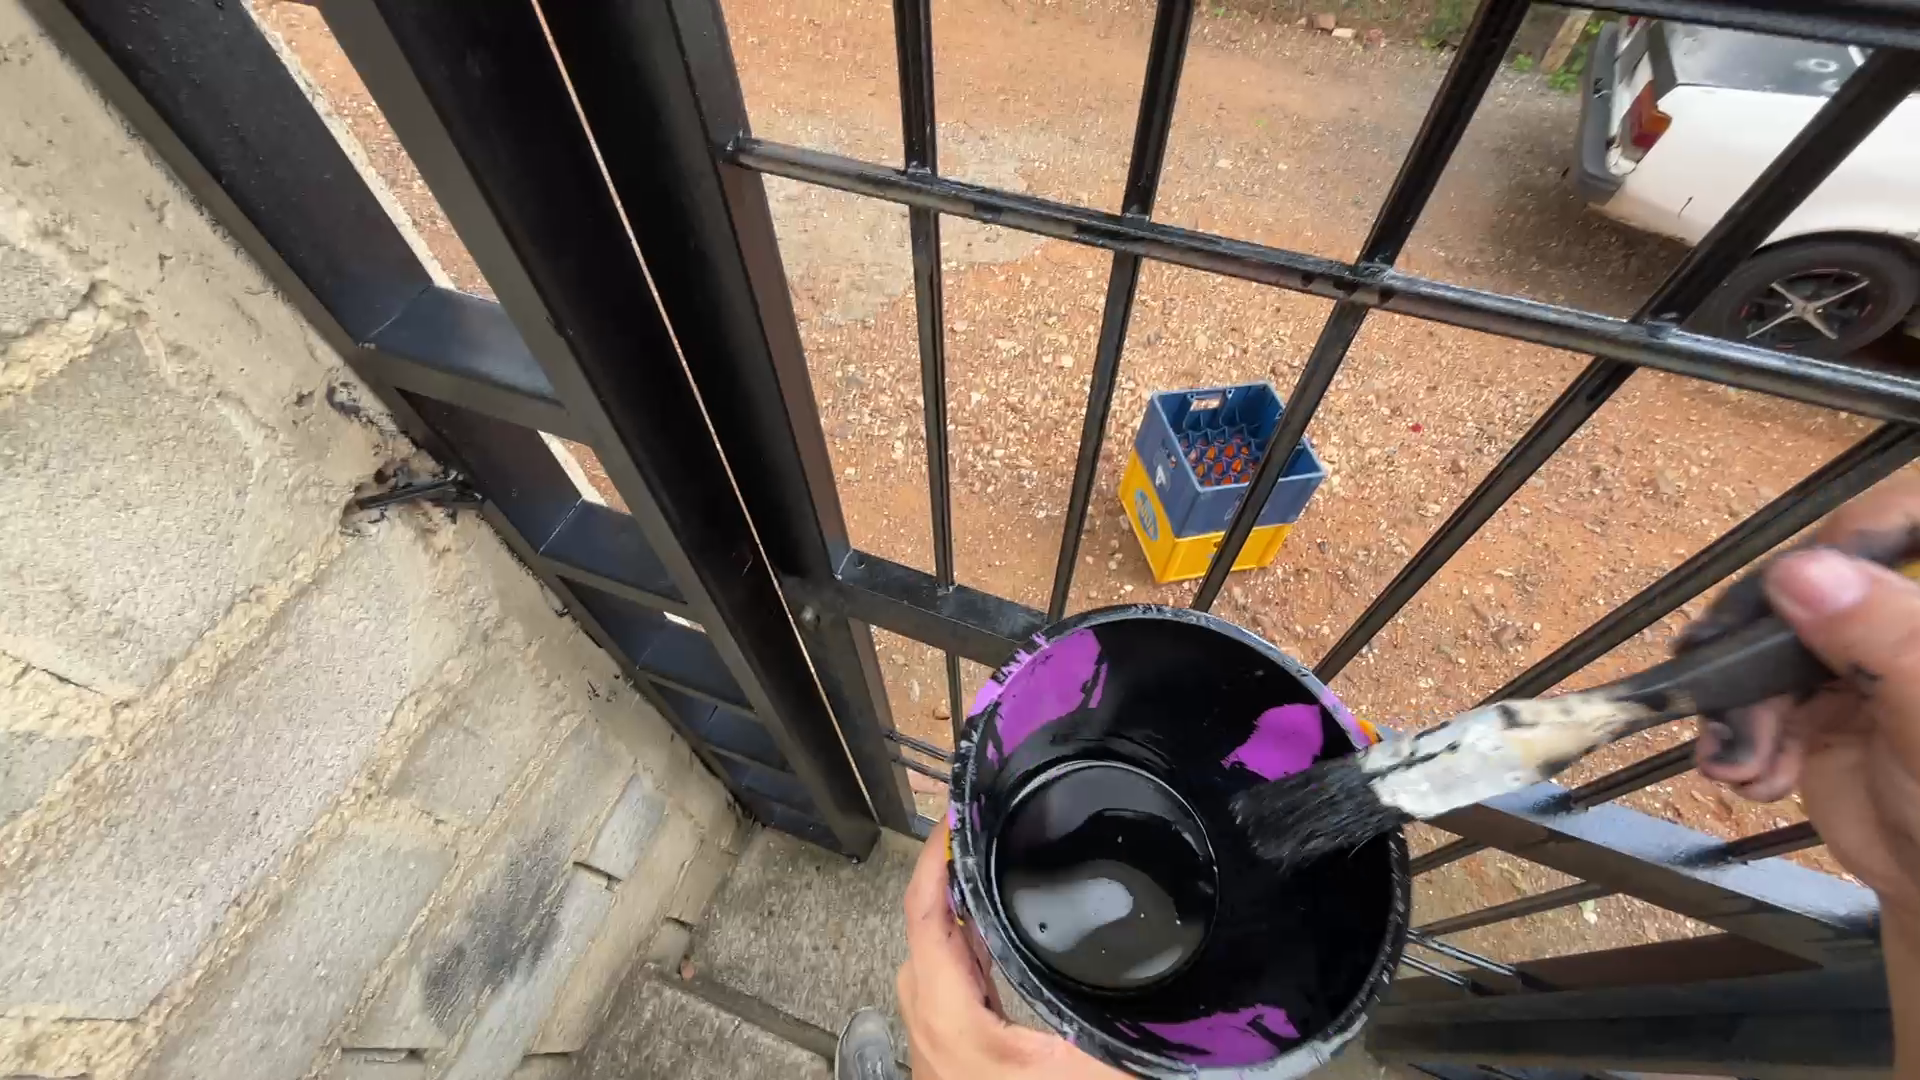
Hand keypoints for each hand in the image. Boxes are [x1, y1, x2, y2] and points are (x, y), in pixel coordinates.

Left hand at [897, 822, 1129, 1079]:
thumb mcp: (1091, 1070)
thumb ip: (1117, 1024)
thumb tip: (1166, 981)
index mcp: (953, 1018)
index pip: (925, 915)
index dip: (934, 860)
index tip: (952, 819)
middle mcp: (930, 1028)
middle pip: (920, 931)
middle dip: (943, 877)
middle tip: (975, 838)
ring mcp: (934, 1045)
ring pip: (927, 960)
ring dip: (948, 914)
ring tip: (979, 874)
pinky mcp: (947, 1058)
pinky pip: (941, 985)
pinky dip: (957, 949)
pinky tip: (986, 941)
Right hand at [1684, 475, 1919, 919]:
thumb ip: (1888, 641)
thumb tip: (1800, 570)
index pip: (1910, 519)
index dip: (1857, 534)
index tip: (1800, 587)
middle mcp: (1908, 620)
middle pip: (1814, 583)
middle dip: (1756, 644)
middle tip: (1726, 685)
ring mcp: (1860, 657)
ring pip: (1762, 637)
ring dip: (1734, 699)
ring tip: (1736, 758)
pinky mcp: (1811, 697)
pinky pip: (1745, 685)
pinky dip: (1731, 727)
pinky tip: (1742, 767)